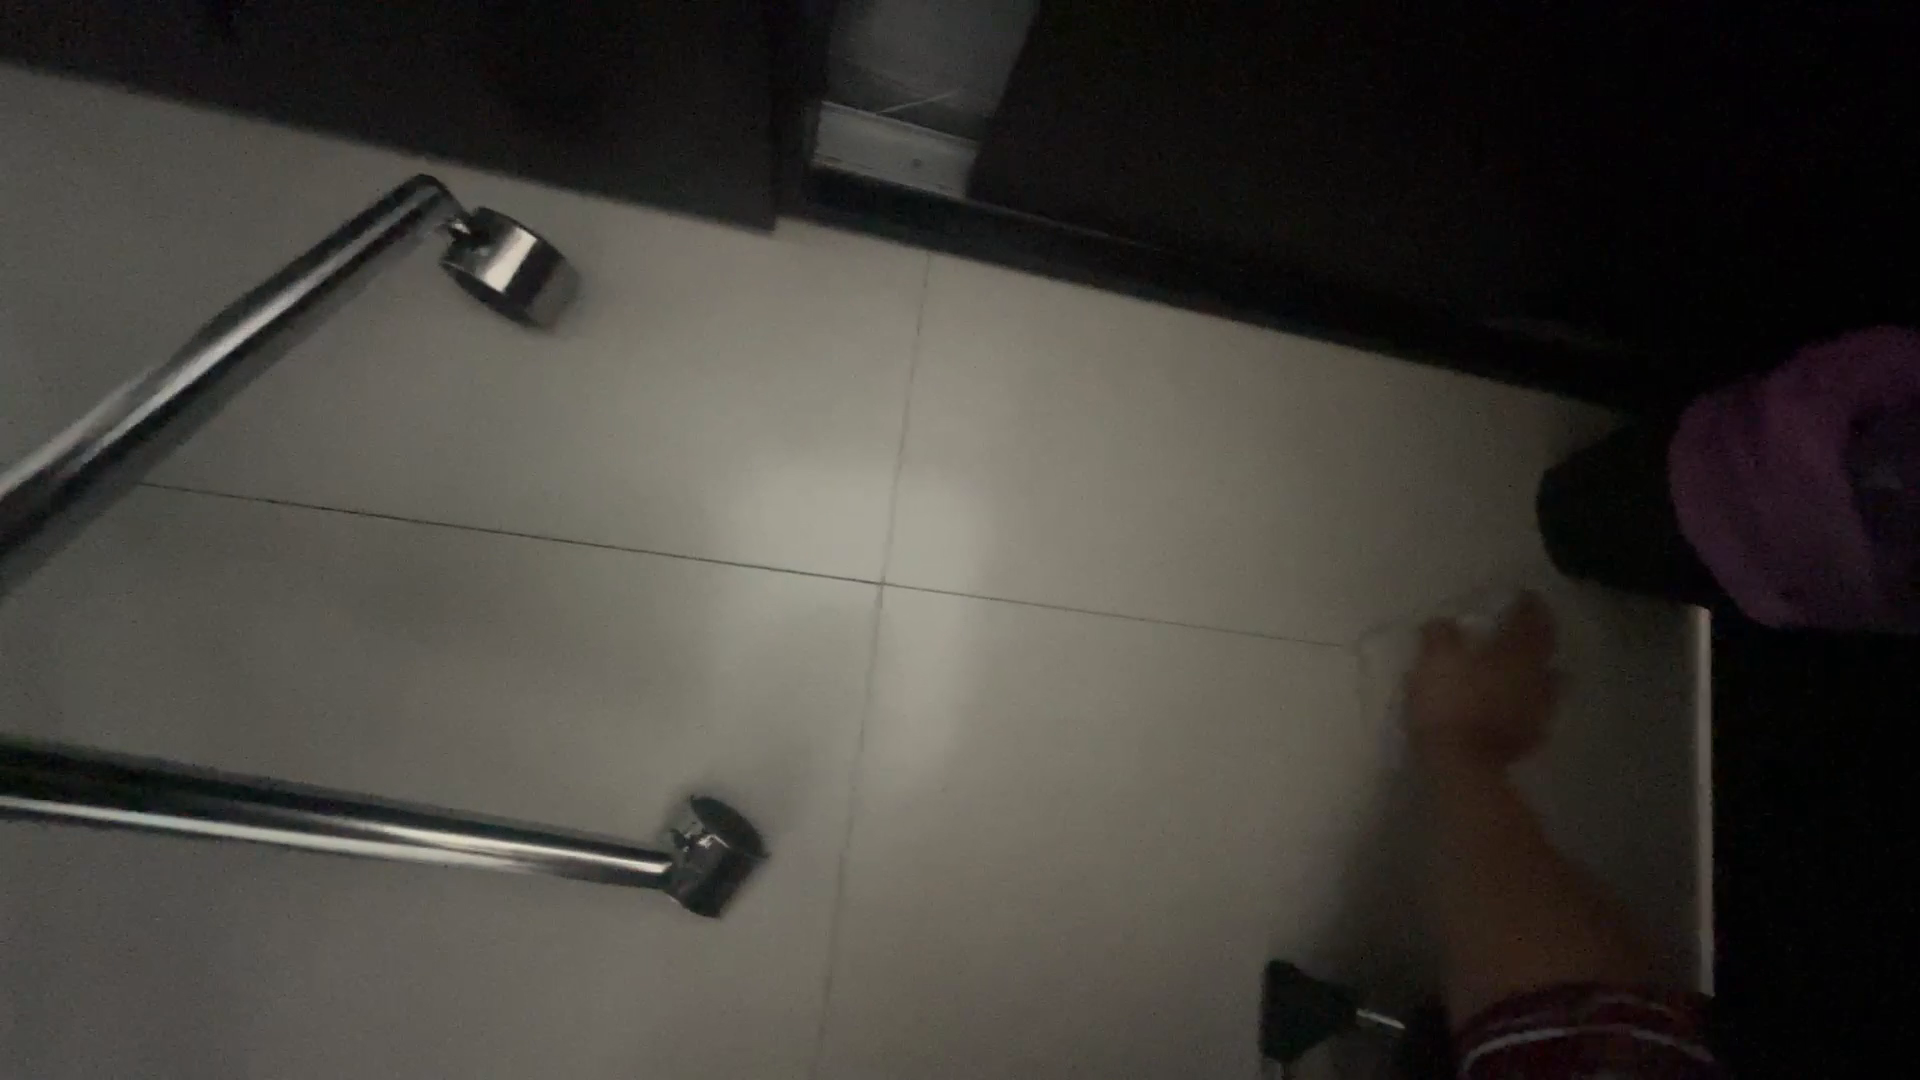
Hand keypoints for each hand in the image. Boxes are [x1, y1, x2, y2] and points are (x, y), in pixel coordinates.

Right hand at [1404, 591, 1558, 767]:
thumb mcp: (1433, 660)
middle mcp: (1536, 676)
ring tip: (1523, 662)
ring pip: (1548, 679)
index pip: (1531, 621)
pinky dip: (1528, 696)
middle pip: (1546, 648)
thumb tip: (1444, 621)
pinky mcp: (1532, 733)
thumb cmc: (1449, 702)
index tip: (1524, 595)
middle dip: (1538, 634)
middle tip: (1526, 624)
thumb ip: (1440, 636)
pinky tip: (1514, 699)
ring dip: (1539, 667)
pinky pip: (1536, 706)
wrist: (1463, 761)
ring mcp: (1539, 707)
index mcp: (1515, 653)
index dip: (1529, 605)